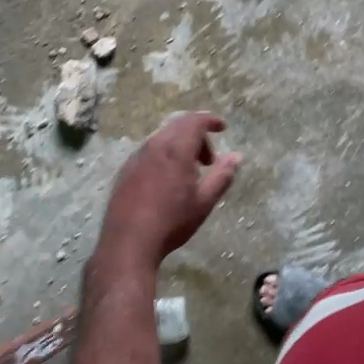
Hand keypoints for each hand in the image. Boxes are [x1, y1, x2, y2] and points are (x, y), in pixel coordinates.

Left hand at [97, 111, 241, 273]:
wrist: (128, 243)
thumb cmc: (172, 222)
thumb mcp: (204, 202)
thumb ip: (222, 176)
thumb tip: (237, 156)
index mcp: (176, 150)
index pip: (194, 121)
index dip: (211, 120)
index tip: (223, 128)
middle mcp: (154, 146)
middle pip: (178, 125)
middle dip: (197, 134)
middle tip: (209, 160)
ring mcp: (136, 157)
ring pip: (162, 137)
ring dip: (180, 145)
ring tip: (189, 173)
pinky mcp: (125, 170)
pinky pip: (149, 150)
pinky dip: (164, 154)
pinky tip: (167, 180)